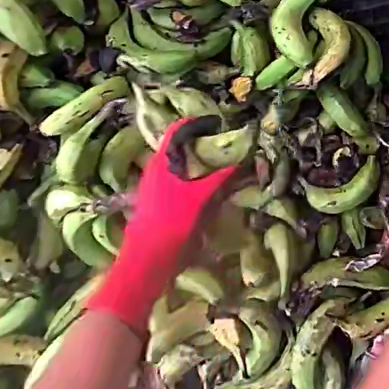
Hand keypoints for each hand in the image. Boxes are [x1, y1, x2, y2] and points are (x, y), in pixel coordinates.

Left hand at [85, 117, 238, 332]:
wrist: (145, 264)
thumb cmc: (170, 225)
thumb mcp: (200, 199)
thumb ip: (220, 178)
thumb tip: (243, 160)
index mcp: (161, 162)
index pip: (178, 129)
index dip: (199, 123)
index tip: (221, 124)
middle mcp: (156, 169)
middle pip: (181, 147)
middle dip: (205, 144)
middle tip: (231, 145)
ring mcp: (157, 187)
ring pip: (183, 165)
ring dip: (203, 163)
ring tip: (227, 164)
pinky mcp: (161, 202)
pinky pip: (183, 181)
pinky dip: (198, 179)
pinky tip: (215, 188)